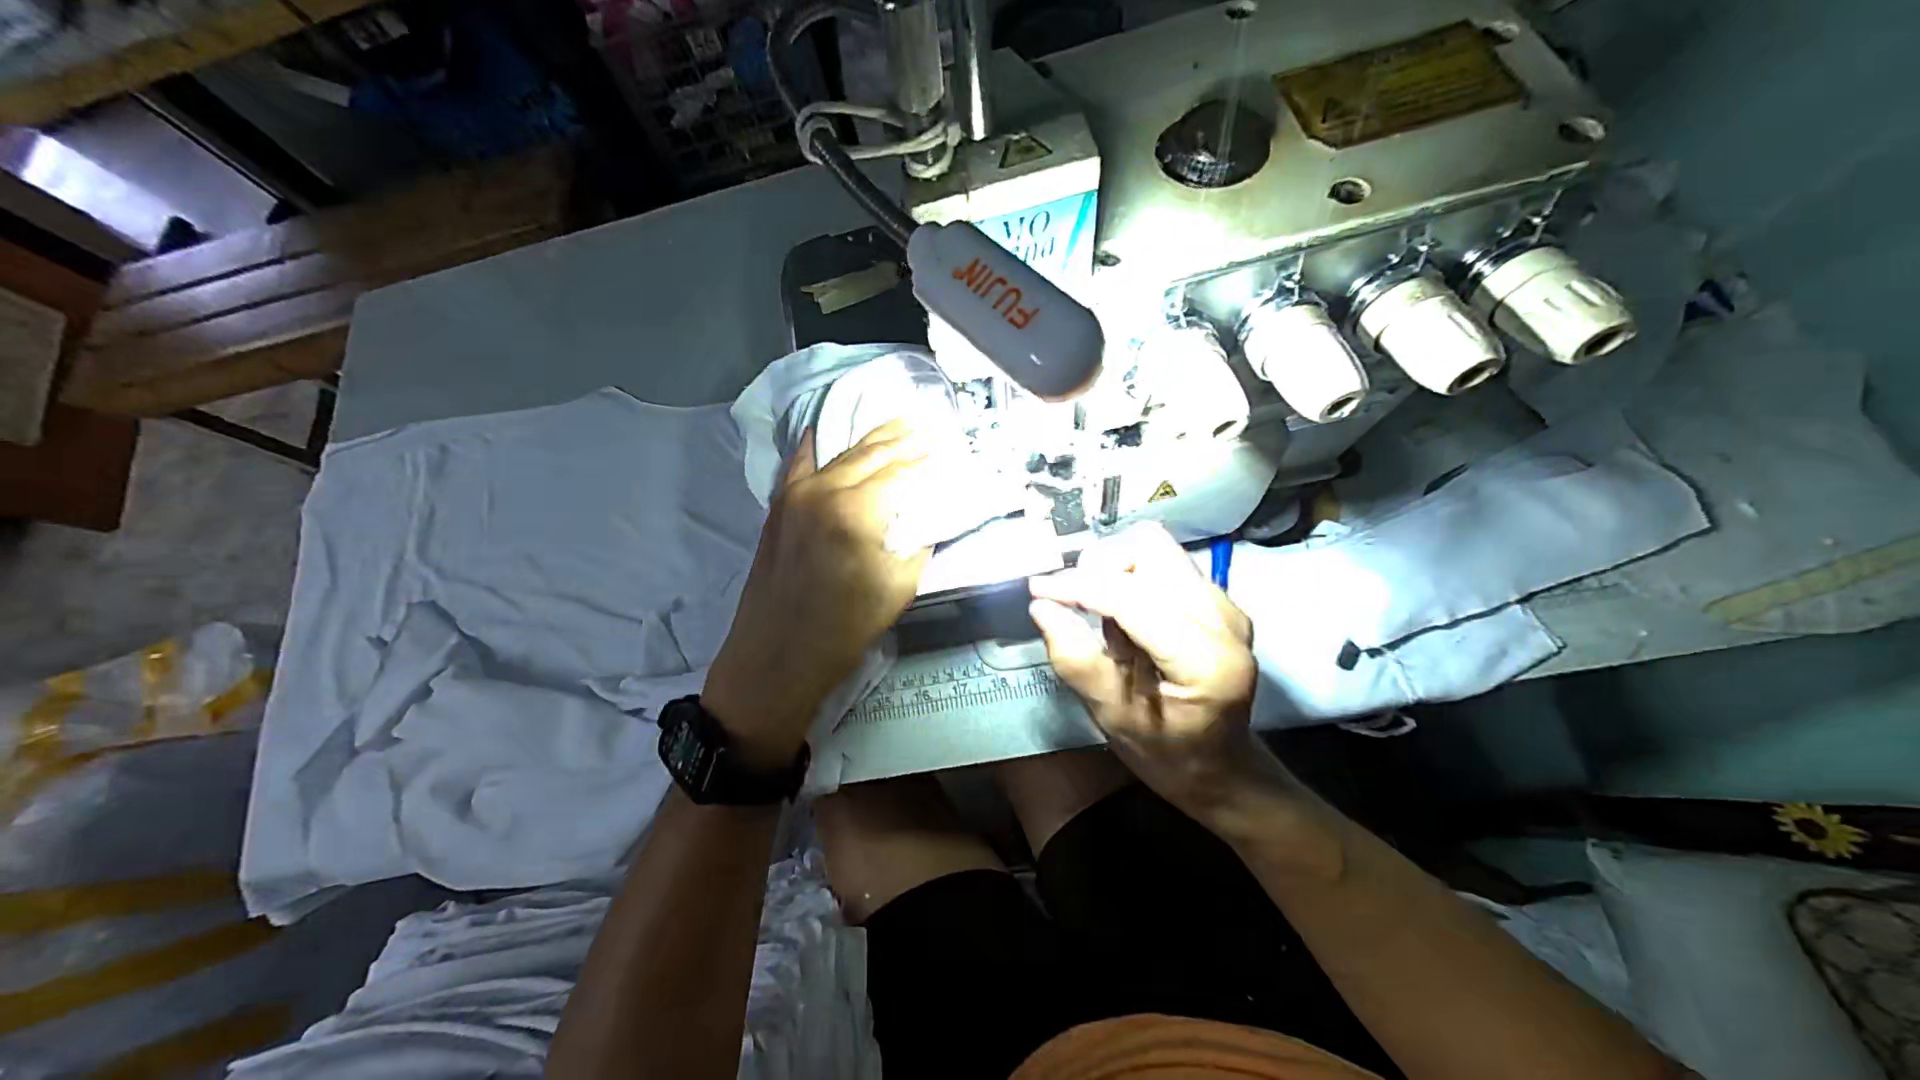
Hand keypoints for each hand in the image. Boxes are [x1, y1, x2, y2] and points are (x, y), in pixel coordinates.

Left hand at [703, 421, 931, 768]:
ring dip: (871, 442)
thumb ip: (917, 542)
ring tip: (897, 427)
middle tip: (929, 427)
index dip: (927, 462)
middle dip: (903, 440)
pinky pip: (799, 467)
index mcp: (855, 510)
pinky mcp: (778, 507)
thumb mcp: (898, 587)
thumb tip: (927, 517)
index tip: (948, 451)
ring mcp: (795, 495)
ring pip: (840, 456)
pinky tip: (821, 431)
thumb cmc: (843, 630)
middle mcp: (823, 490)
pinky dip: (815, 449)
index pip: (901, 472)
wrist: (775, 658)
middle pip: (872, 455)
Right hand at [1026, 524, 1291, 832]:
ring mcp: (1226, 606)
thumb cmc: (1167, 754)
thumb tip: (1041, 607)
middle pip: (1150, 552)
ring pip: (1157, 549)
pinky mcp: (1218, 600)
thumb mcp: (1113, 717)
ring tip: (1103, 618)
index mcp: (1205, 661)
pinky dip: (1131, 578)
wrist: (1221, 767)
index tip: (1037, 589)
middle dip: (1100, 570)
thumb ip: (1076, 660)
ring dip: (1115, 571)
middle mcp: (1224, 621)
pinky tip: (1125, 620)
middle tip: (1073, 603)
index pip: (1134, 599)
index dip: (1079, 587)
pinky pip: (1165, 563)